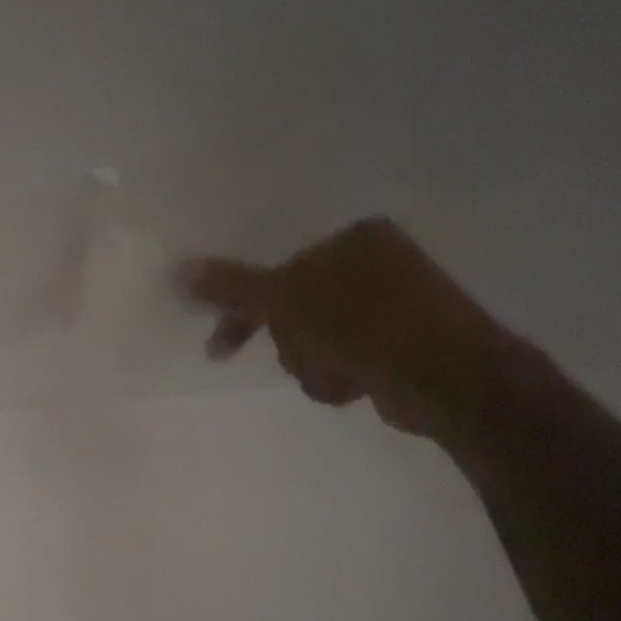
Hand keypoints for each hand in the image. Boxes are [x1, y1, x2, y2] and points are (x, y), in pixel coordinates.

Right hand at [178, 218, 516, 436]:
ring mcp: (395, 303)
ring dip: (309, 364)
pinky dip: (338, 375)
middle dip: (287, 343)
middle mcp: (378, 261)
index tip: (221, 348)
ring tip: (333, 374)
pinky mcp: (403, 341)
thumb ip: (229, 287)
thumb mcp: (282, 301)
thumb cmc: (361, 324)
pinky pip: (344, 358)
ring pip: (314, 340)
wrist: (443, 374)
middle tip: (289, 362)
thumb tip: (177, 270)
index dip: (243, 311)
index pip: (276, 272)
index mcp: (355, 238)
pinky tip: (354, 382)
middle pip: (293, 309)